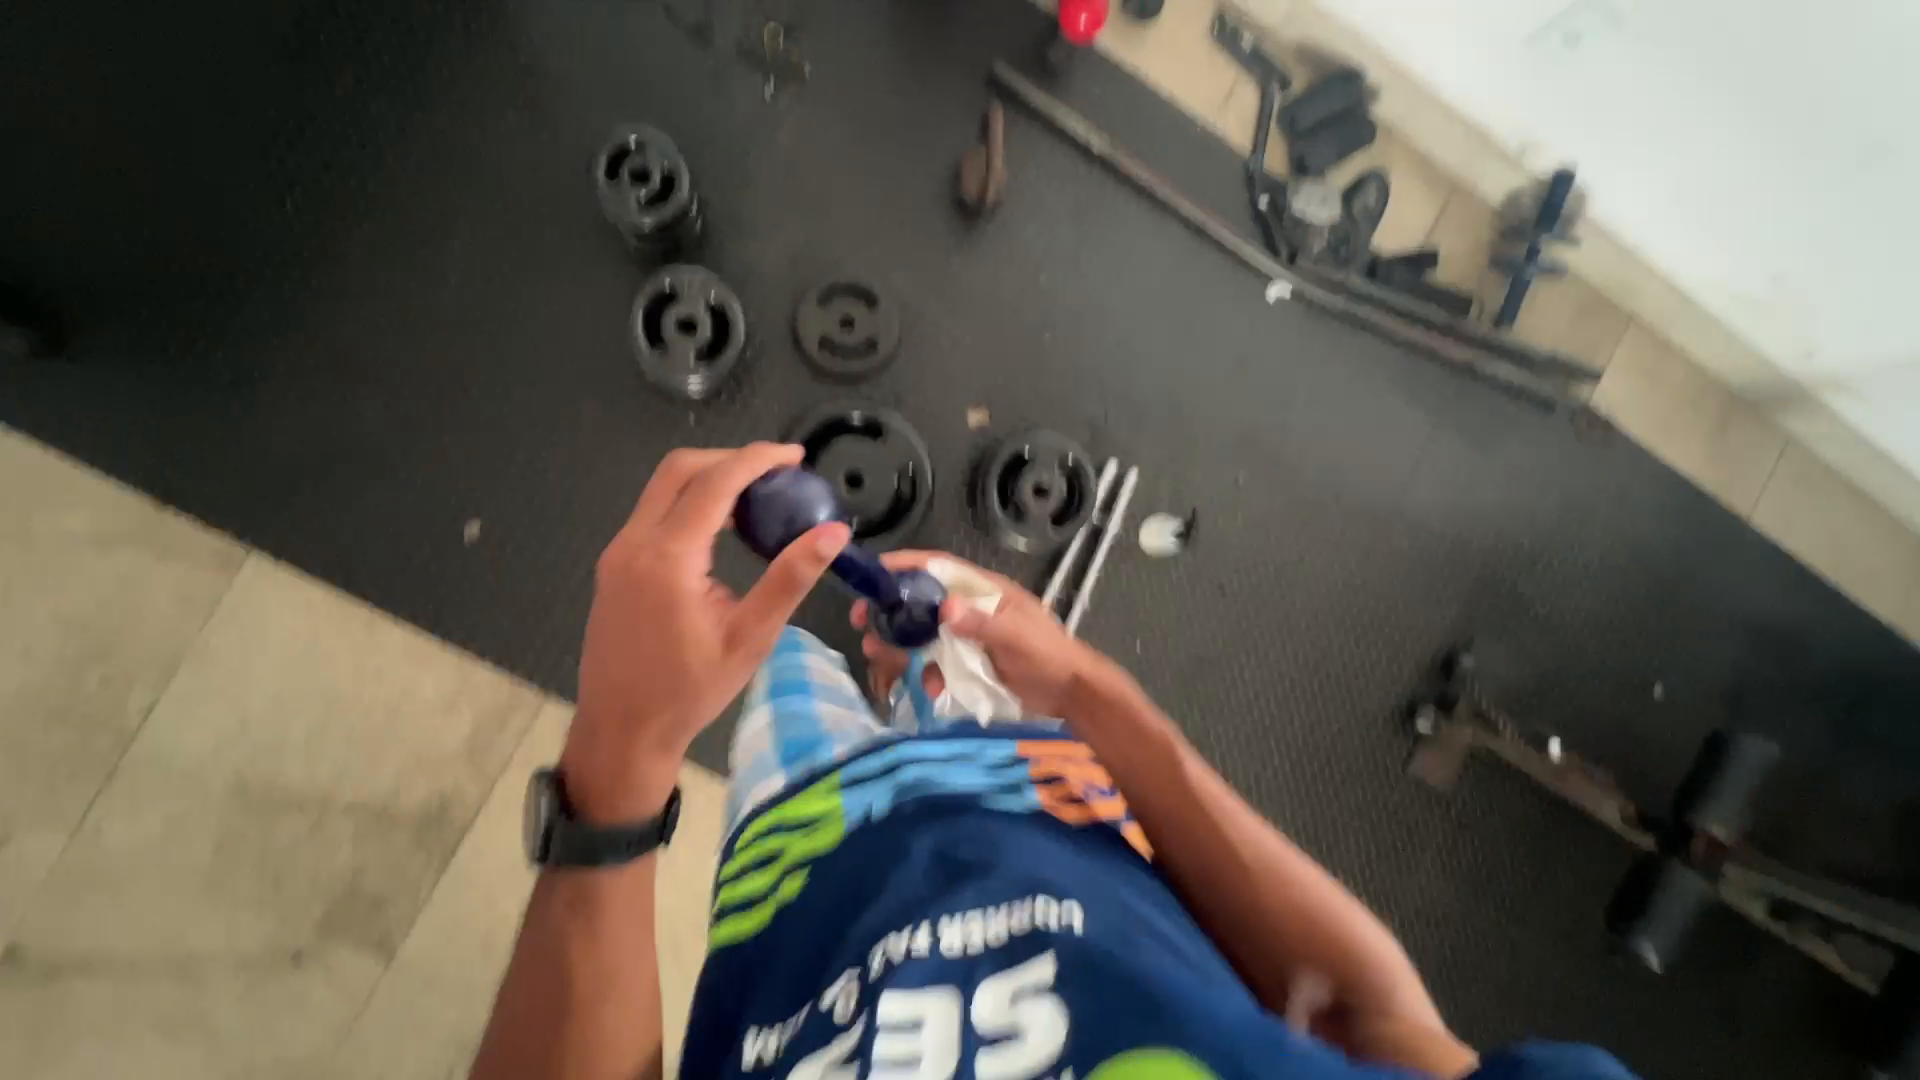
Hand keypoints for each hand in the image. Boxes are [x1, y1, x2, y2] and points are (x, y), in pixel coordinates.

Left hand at [563, 443, 849, 820]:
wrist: (622, 730)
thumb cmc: (691, 689)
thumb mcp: (751, 637)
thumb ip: (791, 578)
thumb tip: (833, 532)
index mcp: (669, 557)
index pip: (715, 482)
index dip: (757, 459)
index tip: (795, 457)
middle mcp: (635, 542)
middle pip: (680, 469)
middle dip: (730, 459)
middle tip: (777, 473)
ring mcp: (618, 553)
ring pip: (662, 488)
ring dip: (708, 479)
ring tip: (757, 498)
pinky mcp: (614, 566)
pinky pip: (653, 513)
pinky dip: (689, 503)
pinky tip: (721, 529)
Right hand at [852, 551, 1105, 718]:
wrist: (1070, 694)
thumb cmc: (1048, 655)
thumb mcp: (1016, 637)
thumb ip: (981, 623)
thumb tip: (944, 608)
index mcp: (984, 591)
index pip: (940, 568)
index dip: (908, 565)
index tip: (876, 570)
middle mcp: (971, 609)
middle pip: (922, 602)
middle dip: (891, 611)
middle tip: (862, 622)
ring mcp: (968, 637)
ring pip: (924, 635)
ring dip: (900, 645)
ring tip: (877, 656)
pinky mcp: (969, 663)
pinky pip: (938, 664)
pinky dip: (929, 675)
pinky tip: (931, 690)